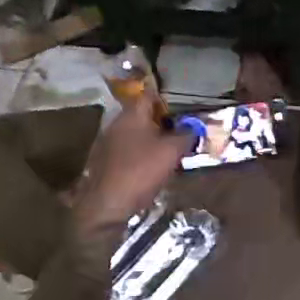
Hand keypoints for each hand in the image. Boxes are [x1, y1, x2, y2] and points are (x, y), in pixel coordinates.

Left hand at [71, 96, 192, 232]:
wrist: (106, 203)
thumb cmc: (141, 171)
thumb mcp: (171, 151)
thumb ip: (186, 134)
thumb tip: (194, 126)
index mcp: (132, 114)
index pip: (150, 95)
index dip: (168, 101)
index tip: (183, 112)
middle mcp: (116, 123)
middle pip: (143, 115)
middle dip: (162, 122)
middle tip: (181, 134)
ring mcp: (107, 142)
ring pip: (135, 133)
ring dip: (152, 139)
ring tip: (169, 152)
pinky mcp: (104, 160)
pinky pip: (128, 149)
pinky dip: (140, 153)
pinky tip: (150, 167)